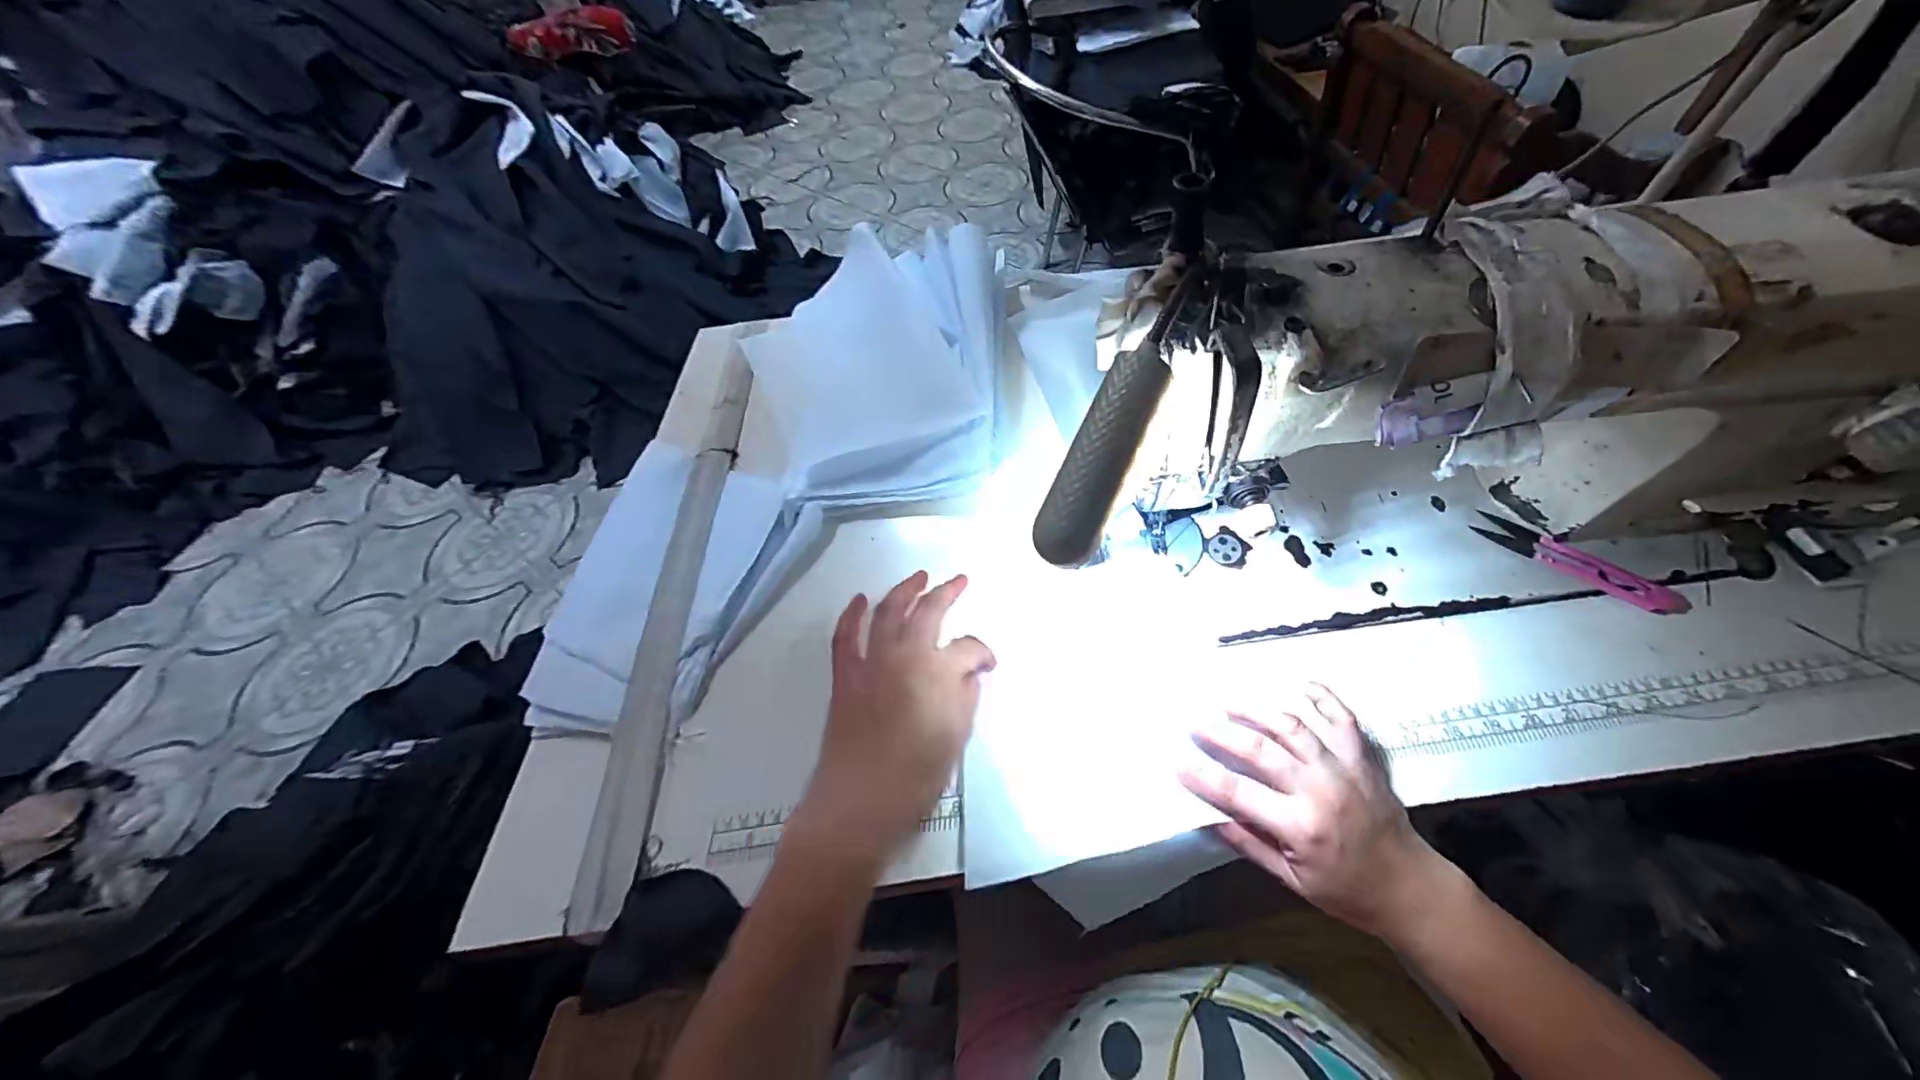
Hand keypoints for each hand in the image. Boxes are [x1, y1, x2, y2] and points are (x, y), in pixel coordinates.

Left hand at [792, 572, 995, 865]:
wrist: (858, 804)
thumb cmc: (916, 778)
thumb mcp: (956, 739)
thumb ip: (966, 698)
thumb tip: (969, 674)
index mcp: (939, 673)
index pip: (969, 648)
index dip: (983, 652)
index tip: (988, 663)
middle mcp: (905, 656)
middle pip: (928, 611)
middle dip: (947, 592)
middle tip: (959, 581)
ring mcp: (871, 662)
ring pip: (888, 612)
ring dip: (904, 590)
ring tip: (918, 576)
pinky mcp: (845, 675)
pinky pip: (845, 636)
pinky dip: (851, 614)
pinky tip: (859, 600)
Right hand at [1177, 684, 1453, 940]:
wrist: (1411, 888)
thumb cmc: (1346, 890)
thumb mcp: (1292, 879)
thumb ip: (1249, 843)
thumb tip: (1208, 816)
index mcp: (1301, 827)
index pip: (1239, 793)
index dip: (1204, 777)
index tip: (1179, 763)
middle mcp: (1321, 791)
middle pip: (1261, 750)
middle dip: (1222, 734)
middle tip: (1197, 725)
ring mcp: (1345, 770)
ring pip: (1294, 727)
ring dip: (1258, 712)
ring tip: (1232, 706)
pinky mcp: (1363, 759)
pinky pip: (1342, 719)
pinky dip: (1323, 699)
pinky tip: (1302, 687)